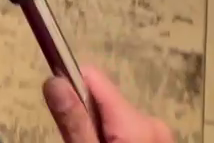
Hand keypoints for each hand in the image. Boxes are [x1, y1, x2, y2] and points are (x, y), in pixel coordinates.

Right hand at [44, 66, 174, 142]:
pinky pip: (128, 129)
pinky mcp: (160, 142)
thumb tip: (52, 79)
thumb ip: (75, 123)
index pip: (91, 76)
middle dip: (87, 118)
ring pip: (113, 115)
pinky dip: (116, 139)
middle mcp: (153, 121)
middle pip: (101, 99)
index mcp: (138, 120)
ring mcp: (161, 134)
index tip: (60, 112)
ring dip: (101, 131)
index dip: (70, 90)